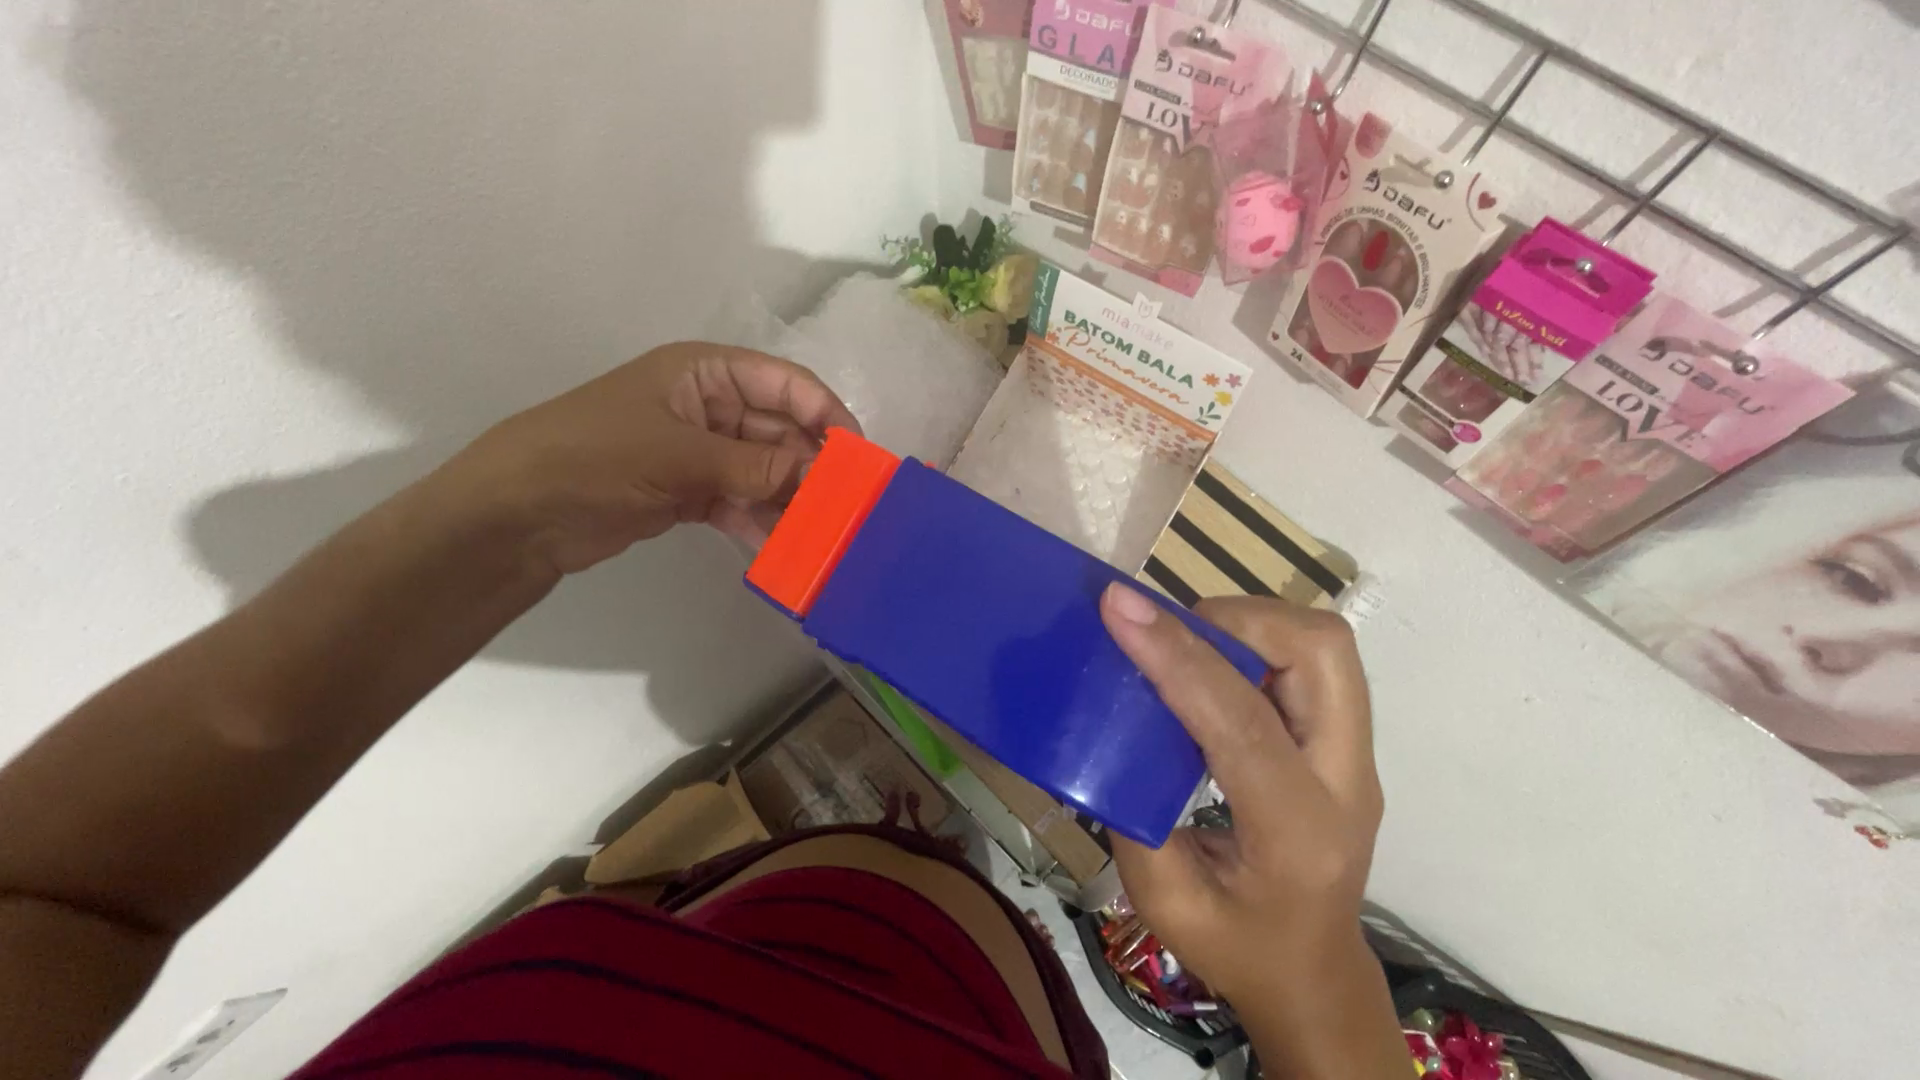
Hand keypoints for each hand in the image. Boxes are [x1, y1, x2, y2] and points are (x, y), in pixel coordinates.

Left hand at [435, 342, 857, 574]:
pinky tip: (784, 550)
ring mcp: (699, 453)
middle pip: (779, 431)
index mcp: (705, 373)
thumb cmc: (594, 456)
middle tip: (847, 507)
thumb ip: (753, 467)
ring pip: (764, 472)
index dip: (825, 414)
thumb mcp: (678, 455)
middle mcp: (709, 407)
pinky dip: (760, 522)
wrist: (517, 512)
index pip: (784, 383)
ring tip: (824, 534)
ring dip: (790, 500)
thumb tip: (817, 479)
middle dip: (811, 466)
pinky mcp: (689, 493)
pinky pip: (740, 503)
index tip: (857, 455)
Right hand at [1099, 586, 1403, 1077]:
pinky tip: (1213, 666)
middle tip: (1172, 632)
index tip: (1119, 607)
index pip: (1242, 722)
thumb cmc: (1237, 948)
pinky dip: (1259, 642)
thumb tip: (1109, 718)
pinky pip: (1313, 662)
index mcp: (1297, 833)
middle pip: (1321, 652)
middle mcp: (1345, 781)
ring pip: (1325, 645)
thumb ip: (1134, 810)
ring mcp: (1356, 757)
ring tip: (1188, 643)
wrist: (1314, 976)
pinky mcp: (1347, 742)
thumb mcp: (1164, 901)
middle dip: (1239, 619)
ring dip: (1252, 624)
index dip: (1177, 656)